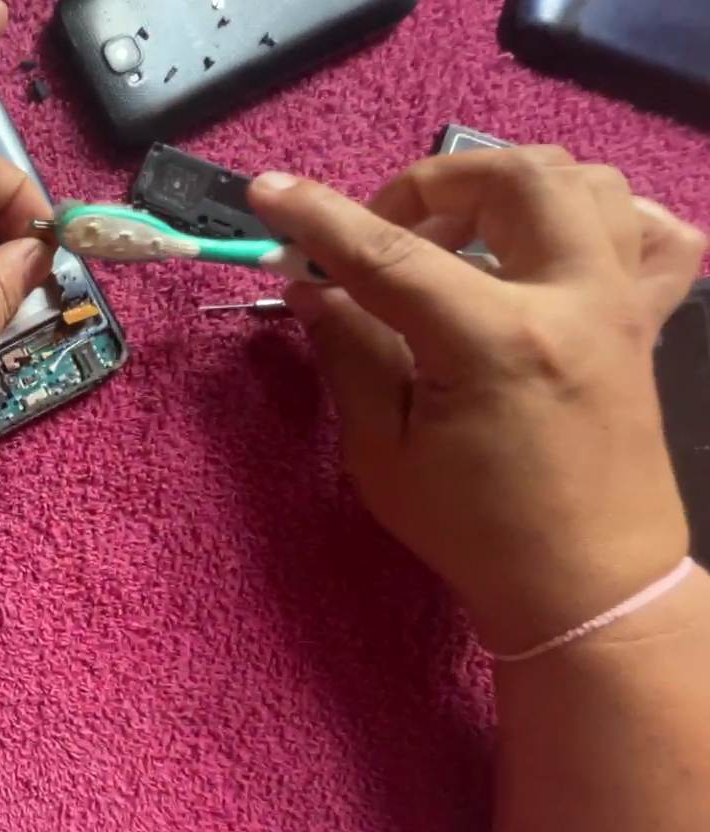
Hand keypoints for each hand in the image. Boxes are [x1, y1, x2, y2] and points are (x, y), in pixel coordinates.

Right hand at [248, 148, 706, 653]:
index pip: (389, 257)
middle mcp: (574, 299)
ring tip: (444, 245)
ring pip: (583, 181)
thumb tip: (313, 291)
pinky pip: (646, 227)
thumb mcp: (379, 447)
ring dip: (498, 192)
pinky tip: (535, 253)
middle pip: (512, 178)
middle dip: (425, 187)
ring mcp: (624, 300)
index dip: (318, 220)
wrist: (582, 570)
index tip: (268, 191)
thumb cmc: (465, 521)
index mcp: (494, 343)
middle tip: (373, 240)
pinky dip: (585, 218)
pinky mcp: (647, 315)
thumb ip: (350, 354)